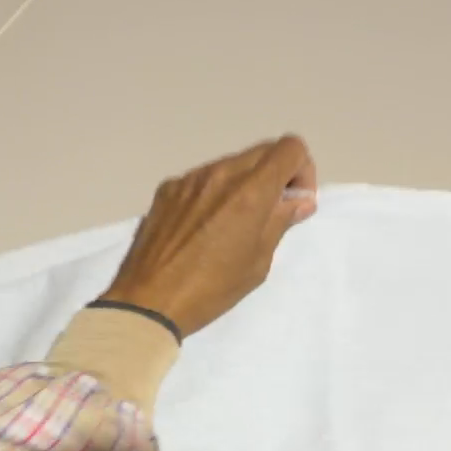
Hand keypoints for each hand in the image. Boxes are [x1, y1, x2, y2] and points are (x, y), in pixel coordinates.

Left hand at [102, 135, 318, 338]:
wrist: (149, 302)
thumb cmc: (211, 290)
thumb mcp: (257, 263)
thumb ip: (279, 223)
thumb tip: (297, 200)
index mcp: (249, 190)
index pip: (290, 148)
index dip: (302, 171)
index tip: (294, 202)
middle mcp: (219, 173)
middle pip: (261, 152)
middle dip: (275, 176)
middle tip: (269, 214)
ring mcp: (189, 179)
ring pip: (229, 166)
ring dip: (242, 185)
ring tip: (232, 226)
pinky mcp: (166, 191)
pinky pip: (201, 181)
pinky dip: (213, 195)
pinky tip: (202, 230)